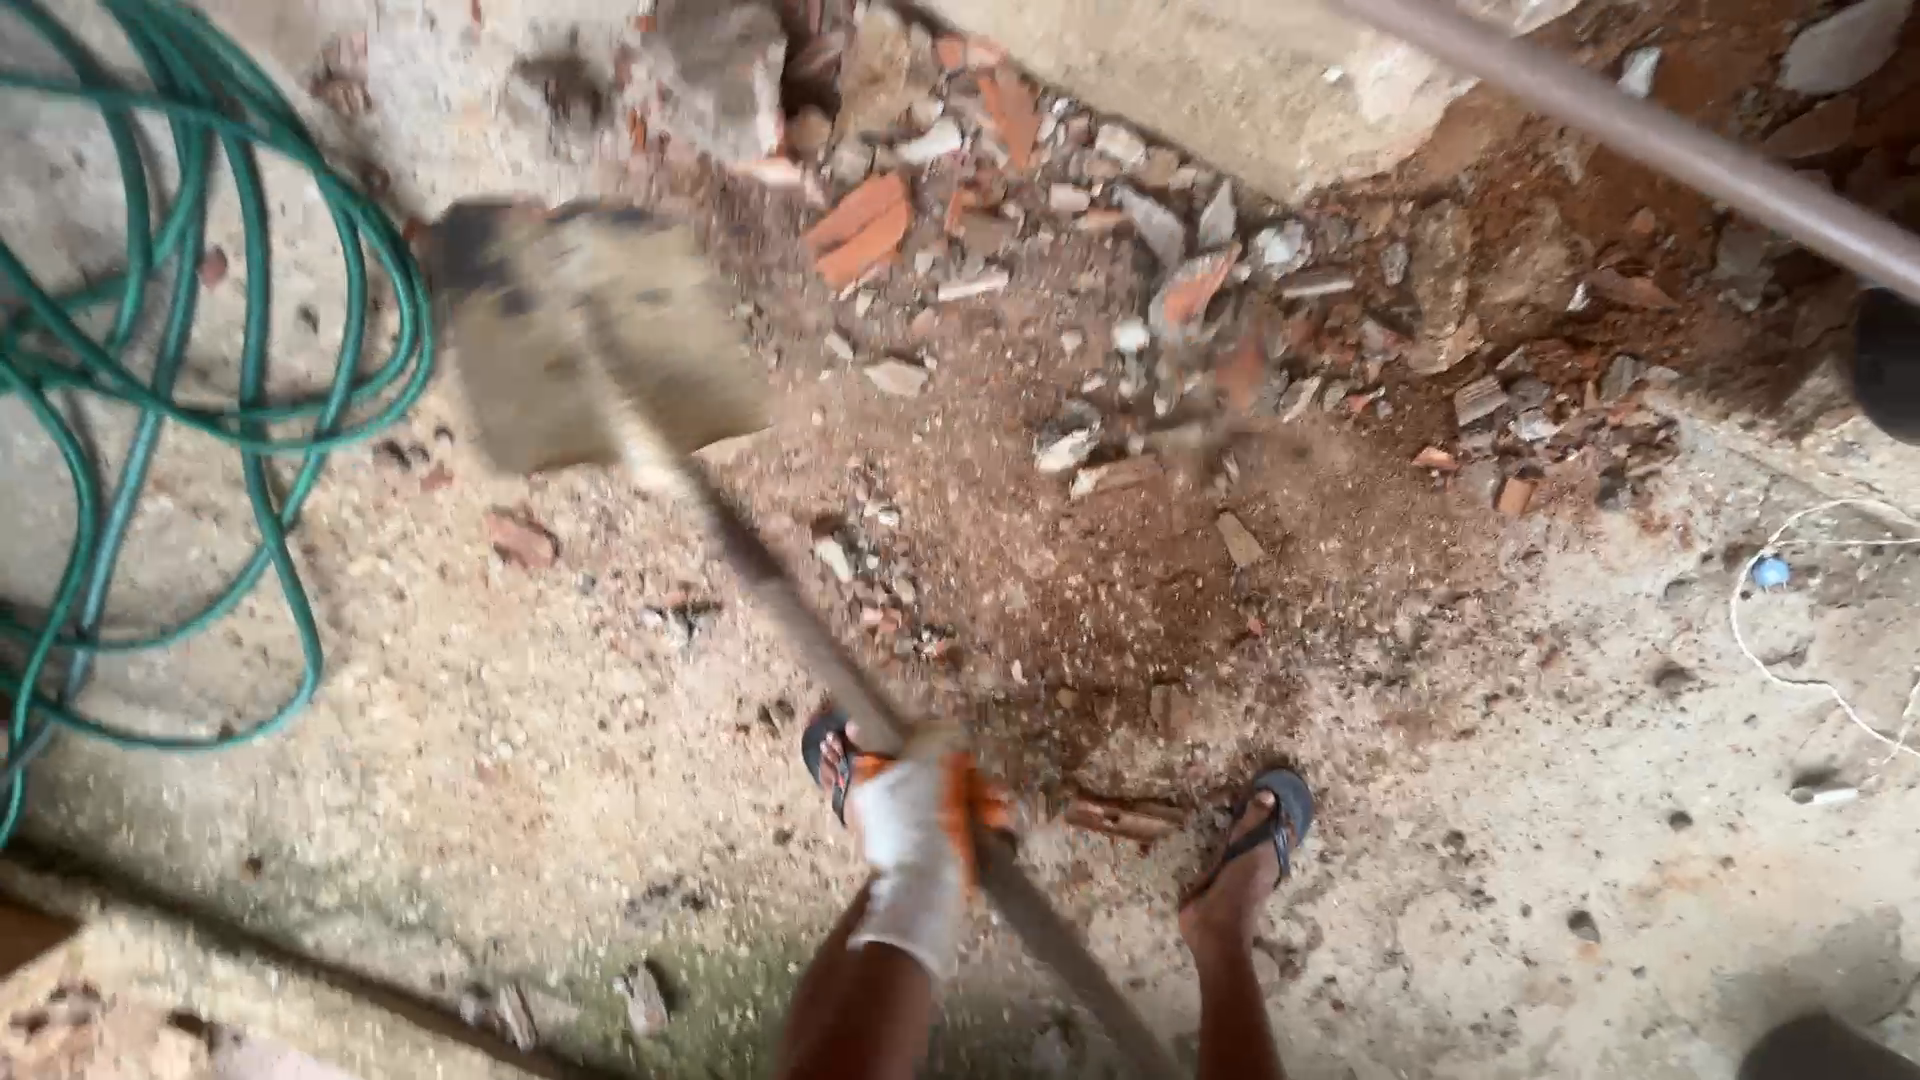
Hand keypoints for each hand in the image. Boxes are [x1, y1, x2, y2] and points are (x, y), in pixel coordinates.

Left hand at [845, 739, 1009, 979]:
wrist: (926, 891)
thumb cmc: (920, 823)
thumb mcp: (926, 768)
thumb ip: (934, 739)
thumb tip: (941, 727)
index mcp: (871, 779)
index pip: (895, 743)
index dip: (926, 739)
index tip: (949, 745)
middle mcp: (884, 800)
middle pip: (929, 768)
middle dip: (964, 773)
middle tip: (980, 778)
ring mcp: (907, 824)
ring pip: (948, 793)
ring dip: (978, 794)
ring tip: (998, 805)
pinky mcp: (930, 844)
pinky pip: (955, 818)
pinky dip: (976, 816)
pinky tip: (997, 819)